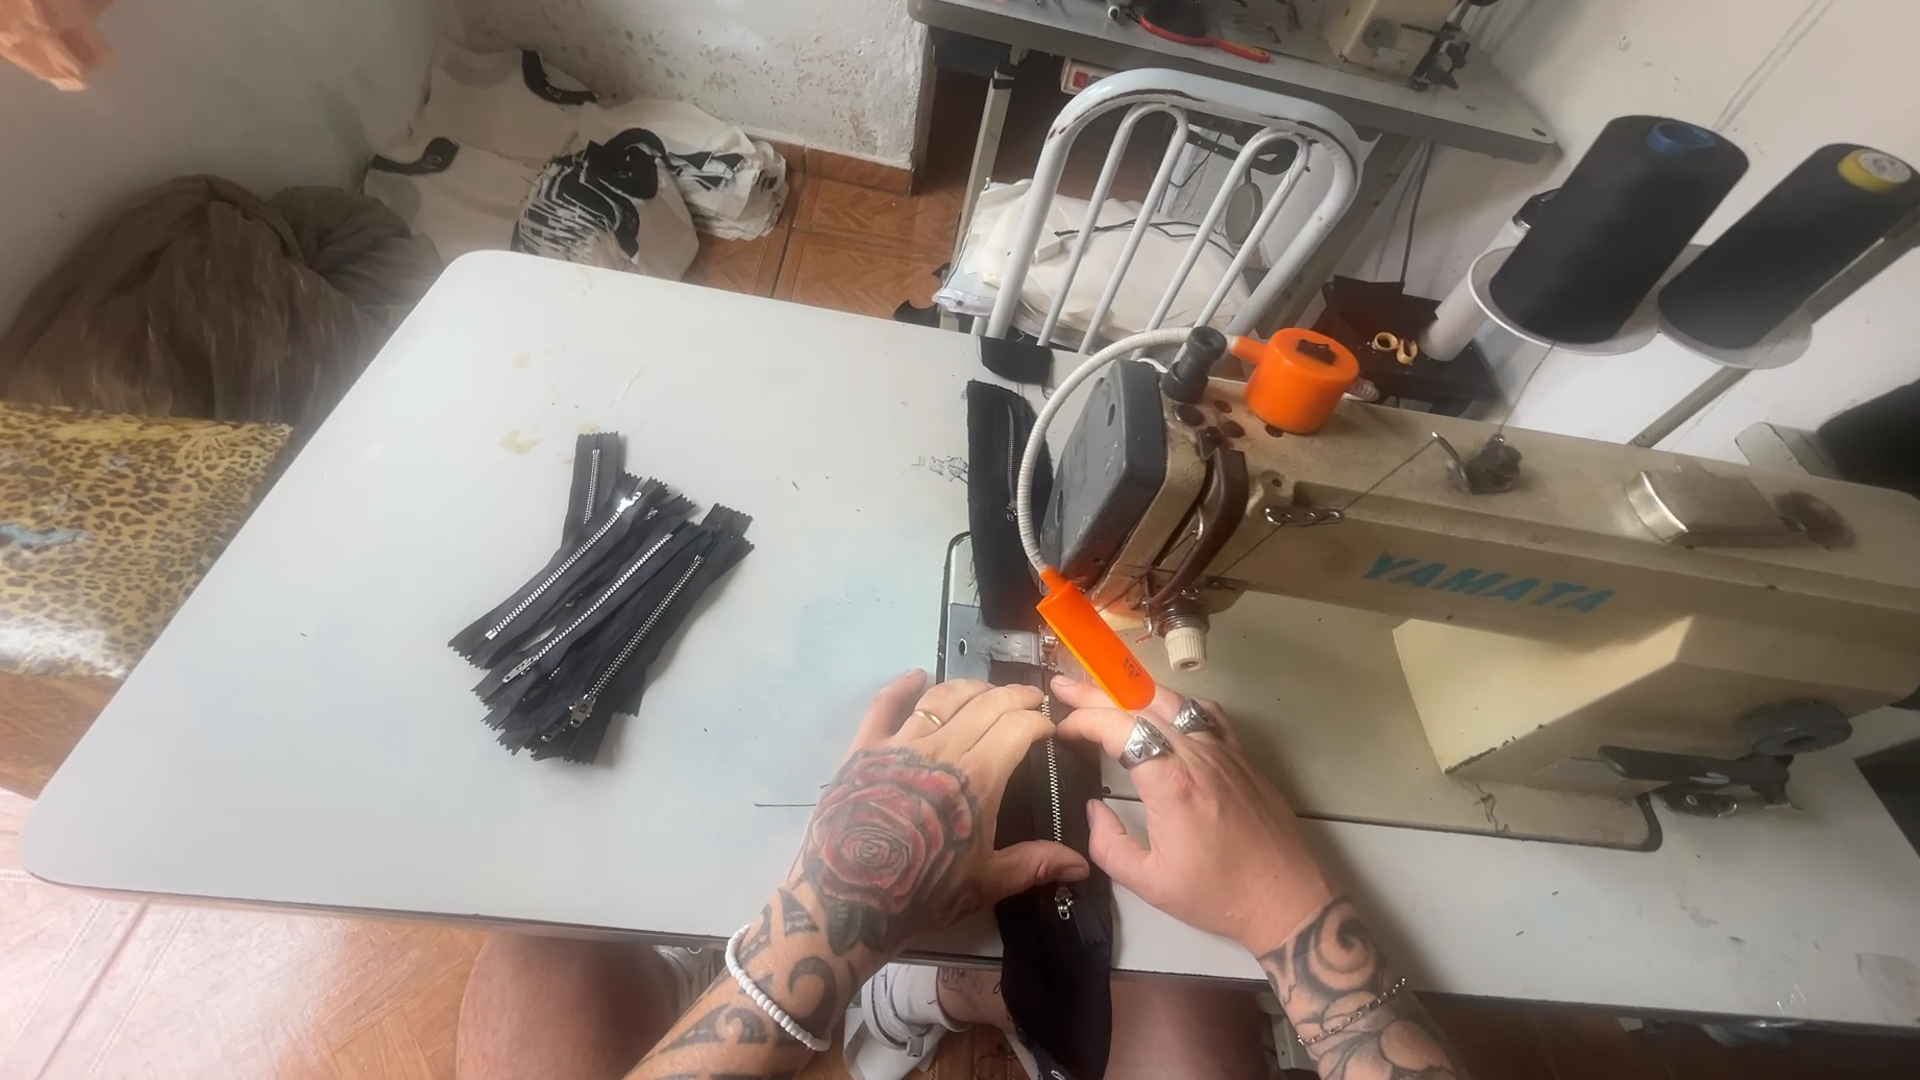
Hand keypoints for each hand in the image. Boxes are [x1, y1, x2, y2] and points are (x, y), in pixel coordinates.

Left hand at [778, 671, 1089, 969]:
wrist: (845, 901)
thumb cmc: (920, 892)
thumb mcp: (985, 882)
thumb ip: (1035, 863)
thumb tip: (1083, 864)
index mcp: (977, 776)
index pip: (1019, 726)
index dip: (1041, 720)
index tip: (1051, 726)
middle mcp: (942, 747)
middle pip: (987, 703)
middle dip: (1016, 696)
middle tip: (1031, 699)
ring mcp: (901, 743)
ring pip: (943, 696)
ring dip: (972, 687)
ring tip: (987, 692)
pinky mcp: (865, 747)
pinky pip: (885, 705)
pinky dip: (902, 686)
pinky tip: (915, 676)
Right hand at [1054, 676, 1336, 954]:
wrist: (1288, 900)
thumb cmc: (1218, 894)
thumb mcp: (1149, 882)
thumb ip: (1107, 843)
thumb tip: (1093, 809)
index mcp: (1170, 780)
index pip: (1116, 727)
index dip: (1082, 721)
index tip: (1061, 730)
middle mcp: (1196, 752)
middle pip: (1137, 704)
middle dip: (1093, 692)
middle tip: (1061, 687)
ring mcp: (1221, 747)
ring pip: (1170, 699)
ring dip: (1129, 691)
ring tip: (1101, 688)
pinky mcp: (1239, 753)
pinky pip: (1203, 711)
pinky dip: (1173, 702)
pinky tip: (1159, 708)